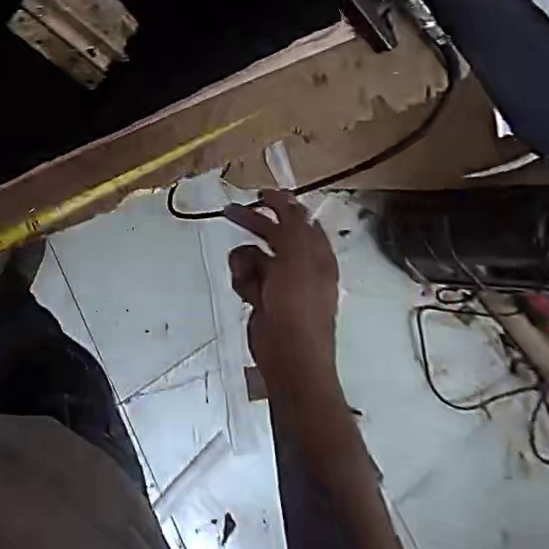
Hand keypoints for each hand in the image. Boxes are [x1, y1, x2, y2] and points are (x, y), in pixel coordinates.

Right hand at [224, 190, 340, 392]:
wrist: (289, 356)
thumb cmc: (299, 305)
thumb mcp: (298, 257)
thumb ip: (293, 226)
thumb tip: (288, 201)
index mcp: (316, 254)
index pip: (300, 220)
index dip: (282, 204)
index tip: (261, 193)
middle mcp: (300, 265)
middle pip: (274, 233)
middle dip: (254, 223)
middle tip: (231, 211)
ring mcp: (280, 282)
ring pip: (254, 255)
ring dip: (246, 261)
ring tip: (247, 275)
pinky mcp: (262, 298)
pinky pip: (246, 277)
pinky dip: (244, 281)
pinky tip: (248, 294)